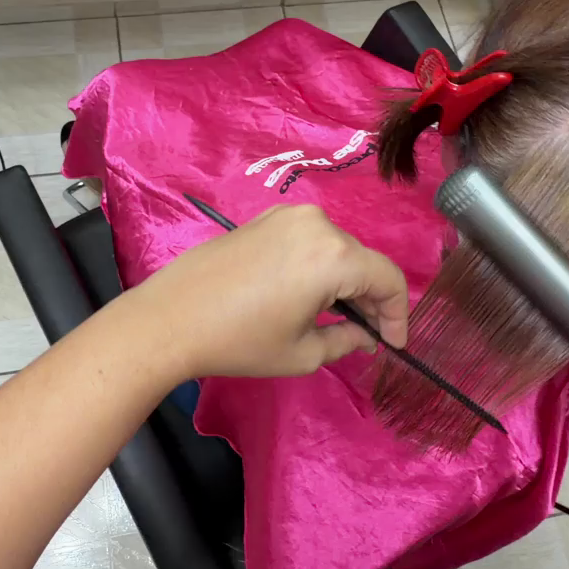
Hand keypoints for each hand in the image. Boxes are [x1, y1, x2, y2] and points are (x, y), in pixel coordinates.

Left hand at [116, 204, 408, 381]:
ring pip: (337, 249)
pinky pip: (309, 240)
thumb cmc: (240, 341)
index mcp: (333, 256)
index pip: (388, 279)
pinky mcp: (265, 217)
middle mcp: (317, 224)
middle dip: (370, 299)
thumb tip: (366, 335)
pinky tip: (304, 295)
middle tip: (367, 336)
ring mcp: (288, 216)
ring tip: (335, 318)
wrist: (170, 318)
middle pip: (362, 261)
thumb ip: (347, 341)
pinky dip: (318, 266)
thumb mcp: (302, 352)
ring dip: (344, 282)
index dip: (398, 314)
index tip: (393, 344)